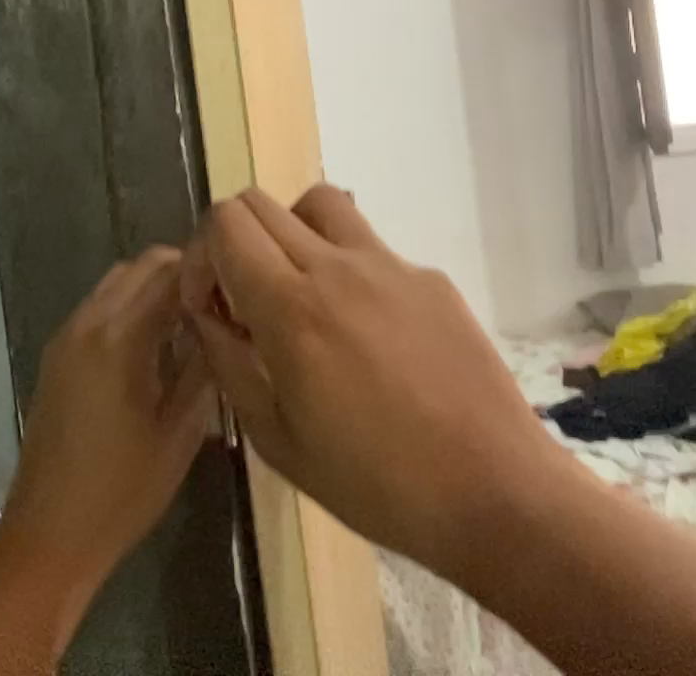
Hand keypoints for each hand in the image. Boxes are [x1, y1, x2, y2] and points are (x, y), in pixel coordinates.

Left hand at [0, 247, 215, 594]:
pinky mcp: (57, 355)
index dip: (208, 270)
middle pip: (140, 266)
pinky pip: (100, 307)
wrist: (49, 533)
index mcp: (119, 339)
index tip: (241, 285)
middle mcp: (87, 323)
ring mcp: (66, 337)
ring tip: (193, 321)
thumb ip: (204, 367)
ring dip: (155, 287)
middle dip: (183, 273)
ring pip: (117, 282)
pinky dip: (131, 306)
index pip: (169, 273)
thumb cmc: (123, 491)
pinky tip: (157, 343)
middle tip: (221, 303)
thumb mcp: (180, 431)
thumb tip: (225, 325)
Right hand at [180, 185, 563, 578]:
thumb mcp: (276, 440)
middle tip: (245, 300)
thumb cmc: (374, 483)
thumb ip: (229, 363)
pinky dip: (346, 267)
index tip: (209, 305)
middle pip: (260, 202)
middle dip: (234, 242)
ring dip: (291, 233)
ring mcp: (391, 266)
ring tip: (300, 290)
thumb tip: (206, 316)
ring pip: (320, 203)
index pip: (225, 223)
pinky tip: (367, 333)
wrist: (494, 492)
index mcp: (292, 308)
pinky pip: (371, 246)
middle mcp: (338, 267)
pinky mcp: (430, 279)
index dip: (201, 255)